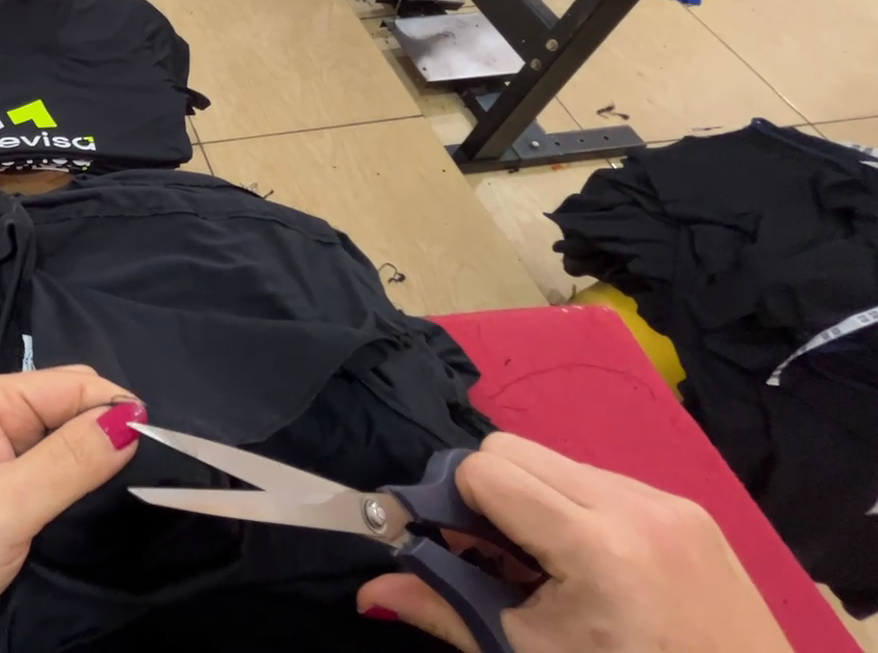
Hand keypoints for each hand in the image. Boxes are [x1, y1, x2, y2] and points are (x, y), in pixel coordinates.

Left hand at [0, 367, 145, 652]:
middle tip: (151, 469)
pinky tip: (107, 498)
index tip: (160, 444)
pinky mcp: (13, 492)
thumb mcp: (8, 504)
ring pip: (72, 439)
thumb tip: (134, 417)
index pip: (73, 383)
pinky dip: (86, 480)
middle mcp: (0, 416)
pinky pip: (62, 471)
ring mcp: (6, 455)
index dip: (117, 407)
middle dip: (112, 428)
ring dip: (102, 455)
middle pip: (74, 405)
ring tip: (139, 483)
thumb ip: (71, 460)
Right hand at [359, 433, 793, 652]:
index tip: (459, 548)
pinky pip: (594, 476)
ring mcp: (668, 503)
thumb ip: (442, 607)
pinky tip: (594, 561)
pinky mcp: (688, 508)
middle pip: (508, 448)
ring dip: (529, 495)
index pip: (482, 469)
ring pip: (549, 459)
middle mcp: (634, 506)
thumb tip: (366, 590)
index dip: (456, 504)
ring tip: (549, 560)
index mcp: (597, 547)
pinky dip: (572, 504)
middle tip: (497, 551)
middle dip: (487, 490)